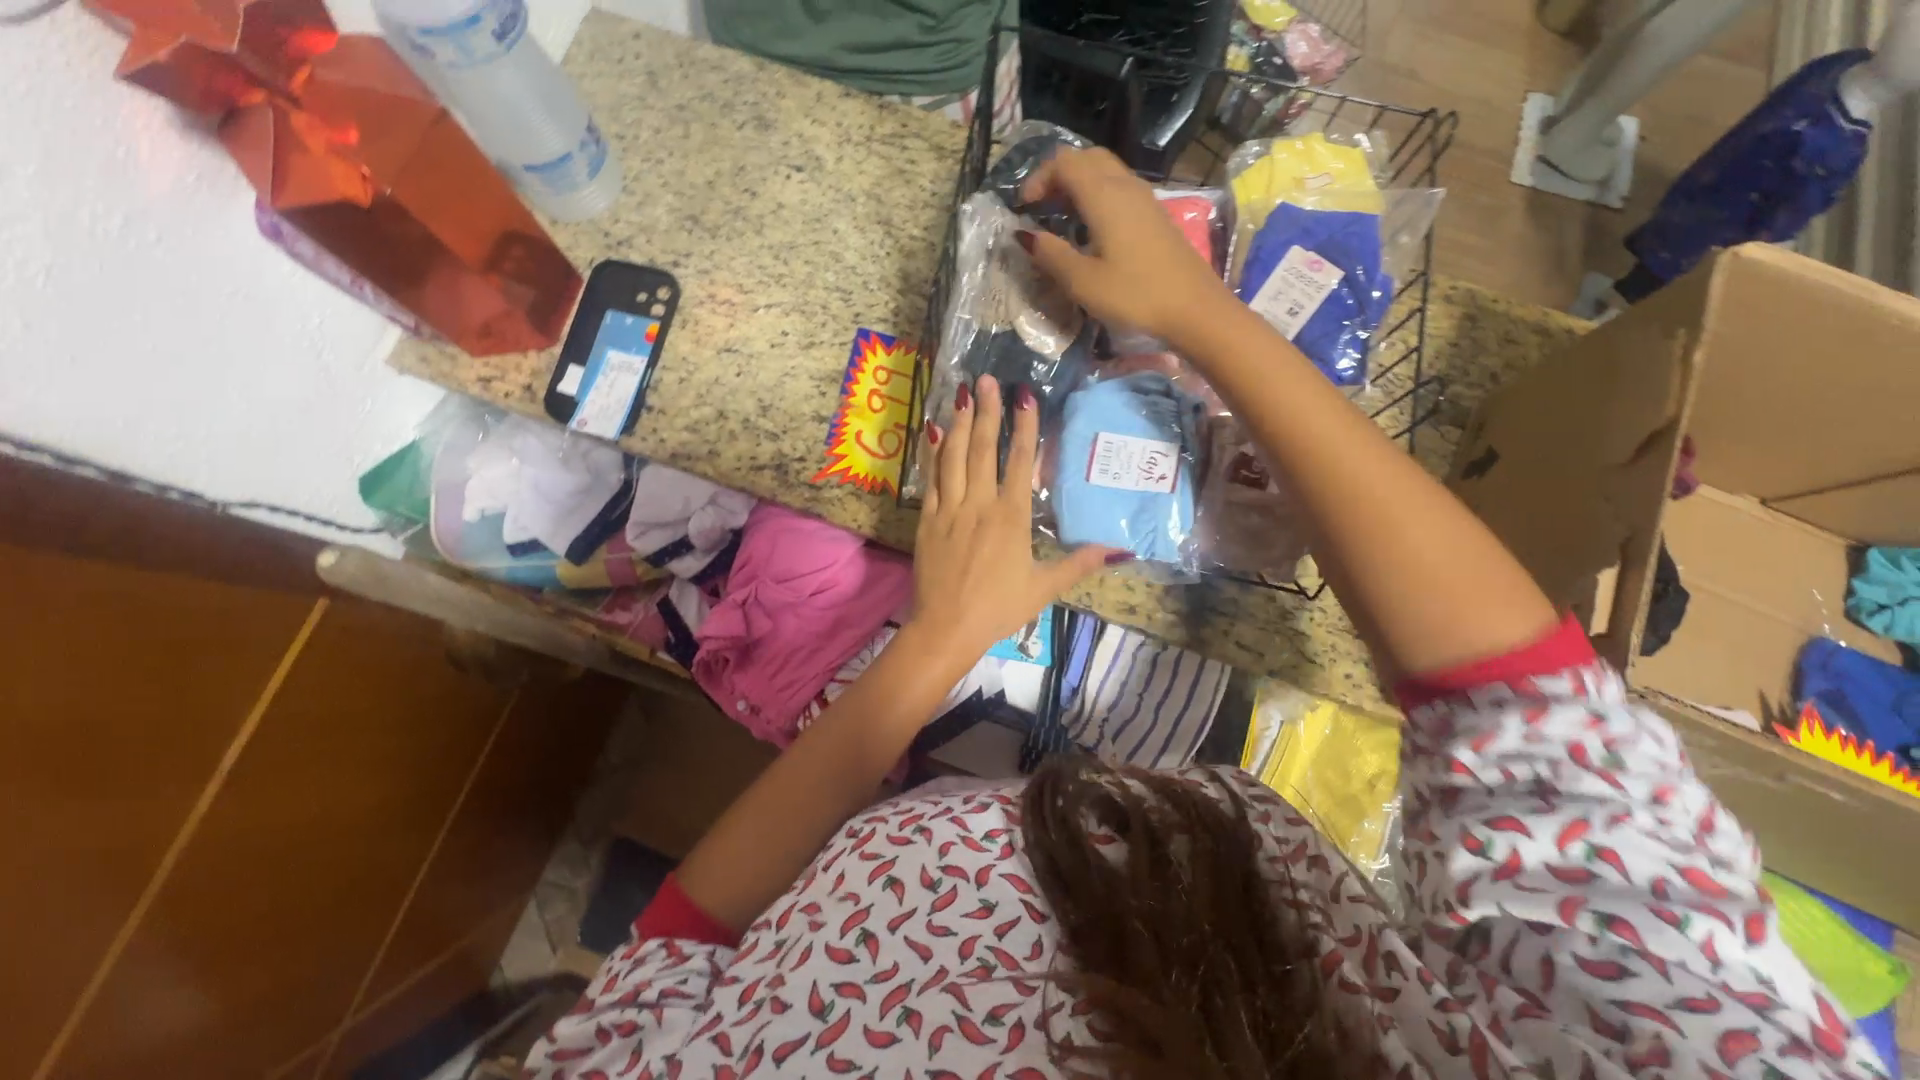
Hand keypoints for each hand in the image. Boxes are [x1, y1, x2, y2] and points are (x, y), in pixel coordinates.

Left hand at [909, 374, 1127, 662]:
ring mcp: (950, 510)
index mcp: (1011, 517)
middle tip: (986, 379)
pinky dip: (932, 453)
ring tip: (961, 393)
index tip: (1024, 396)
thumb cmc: (999, 608)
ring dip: (959, 423)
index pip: (1020, 462)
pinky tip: (933, 431)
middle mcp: (980, 504)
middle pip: (984, 449)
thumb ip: (1079, 563)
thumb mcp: (1044, 588)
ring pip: (954, 457)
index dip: (1024, 426)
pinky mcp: (927, 520)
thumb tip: (1120, 549)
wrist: (947, 627)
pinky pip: (930, 479)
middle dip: (986, 411)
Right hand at [1017, 146, 1235, 348]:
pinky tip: (1091, 230)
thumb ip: (1050, 254)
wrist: (1195, 309)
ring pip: (1105, 171)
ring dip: (1079, 185)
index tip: (1024, 209)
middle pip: (1087, 158)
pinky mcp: (1156, 216)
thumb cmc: (1135, 295)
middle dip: (1058, 176)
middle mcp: (1125, 186)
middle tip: (1042, 207)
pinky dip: (1098, 197)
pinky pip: (1120, 189)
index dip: (1038, 178)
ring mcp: (1145, 199)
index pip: (1064, 162)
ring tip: (1062, 218)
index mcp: (1104, 195)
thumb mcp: (1083, 282)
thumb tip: (1025, 236)